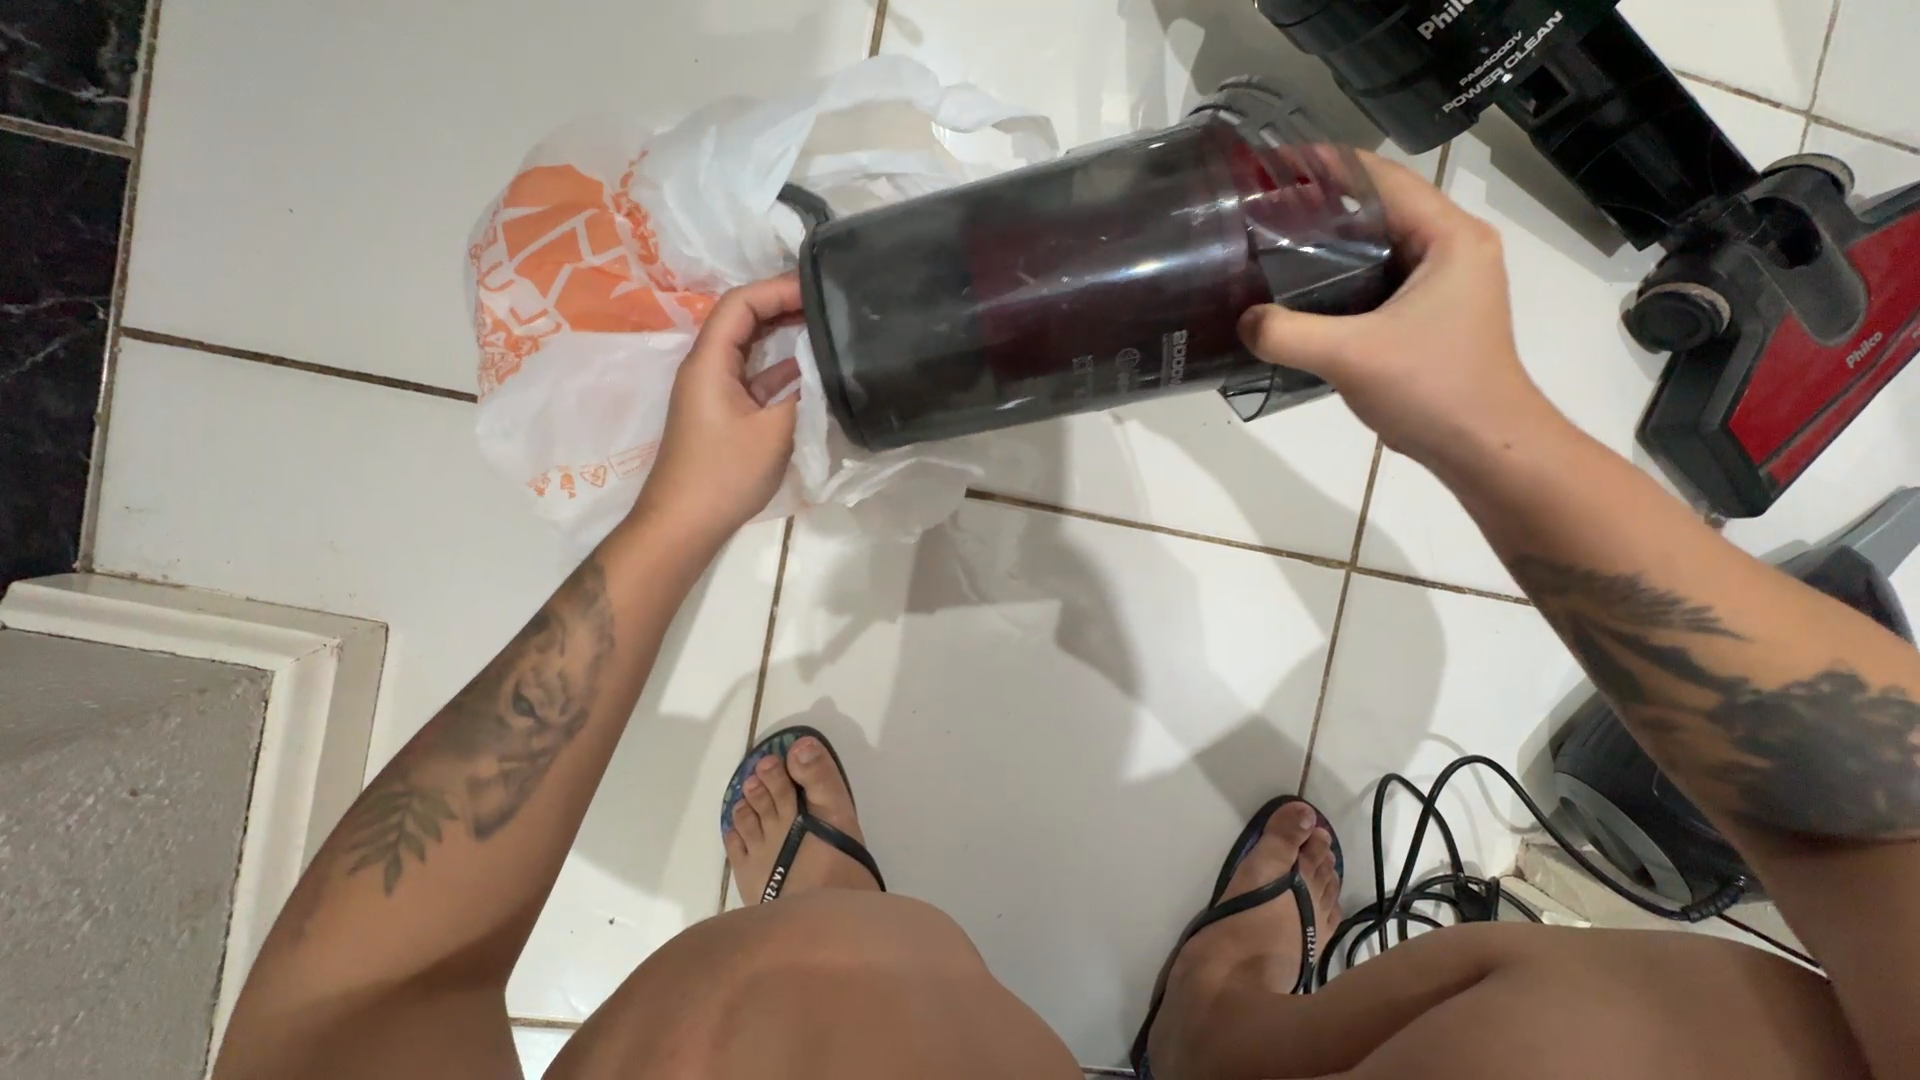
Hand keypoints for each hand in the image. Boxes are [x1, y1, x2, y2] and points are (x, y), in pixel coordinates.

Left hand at [635, 275, 804, 543]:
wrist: (684, 524)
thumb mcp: (774, 433)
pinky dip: (782, 370)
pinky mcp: (724, 415)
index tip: (818, 290)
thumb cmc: (724, 475)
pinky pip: (754, 378)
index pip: (740, 303)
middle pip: (743, 320)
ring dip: (783, 337)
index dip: (778, 289)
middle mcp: (707, 368)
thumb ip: (804, 396)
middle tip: (827, 304)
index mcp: (710, 362)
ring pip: (749, 350)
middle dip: (783, 305)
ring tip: (825, 329)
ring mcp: (714, 392)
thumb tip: (828, 374)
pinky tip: (813, 374)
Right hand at [1237, 152, 1561, 468]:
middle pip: (1377, 209)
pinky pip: (1374, 283)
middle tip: (1260, 213)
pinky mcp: (1427, 317)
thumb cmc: (1434, 389)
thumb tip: (1242, 321)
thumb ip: (1287, 334)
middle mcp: (1451, 250)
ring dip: (1326, 247)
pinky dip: (1337, 283)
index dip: (1325, 165)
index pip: (1381, 178)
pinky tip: (1297, 298)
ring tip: (1269, 250)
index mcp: (1449, 238)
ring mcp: (1442, 285)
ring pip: (1375, 248)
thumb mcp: (1352, 356)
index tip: (1271, 166)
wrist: (1484, 448)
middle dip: (1319, 206)